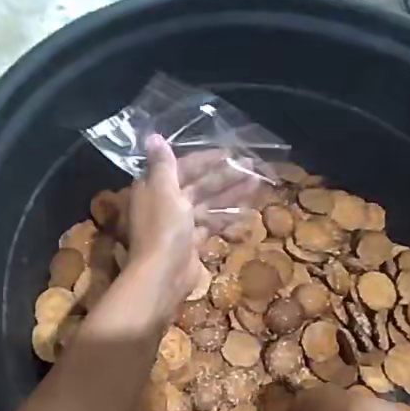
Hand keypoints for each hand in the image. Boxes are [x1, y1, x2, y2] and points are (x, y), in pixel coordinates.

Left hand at [123, 135, 262, 315]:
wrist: (163, 275)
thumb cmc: (163, 228)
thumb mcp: (163, 189)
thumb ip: (163, 164)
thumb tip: (152, 135)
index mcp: (154, 188)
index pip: (183, 167)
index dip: (207, 159)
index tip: (231, 152)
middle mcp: (165, 203)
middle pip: (198, 185)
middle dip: (225, 175)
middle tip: (253, 165)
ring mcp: (179, 225)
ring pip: (207, 204)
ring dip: (231, 193)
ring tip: (257, 183)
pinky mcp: (191, 243)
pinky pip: (211, 224)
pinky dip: (227, 217)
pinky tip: (249, 210)